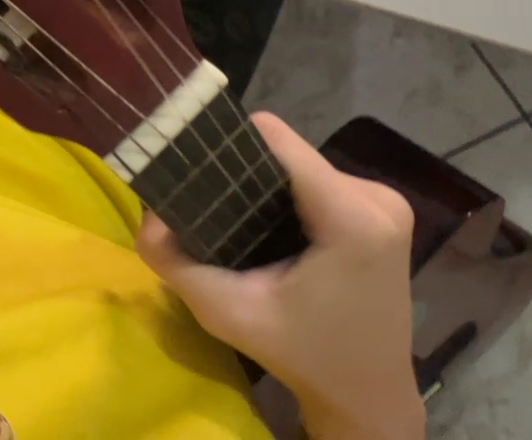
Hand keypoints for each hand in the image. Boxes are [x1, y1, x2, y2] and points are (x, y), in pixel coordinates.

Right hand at [136, 113, 424, 439]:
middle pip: (281, 150)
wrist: (366, 393)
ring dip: (258, 182)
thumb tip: (148, 212)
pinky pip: (310, 176)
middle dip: (237, 169)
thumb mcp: (223, 311)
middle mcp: (375, 198)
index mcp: (352, 218)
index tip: (188, 162)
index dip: (225, 141)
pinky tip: (266, 228)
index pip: (274, 137)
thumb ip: (174, 259)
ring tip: (232, 218)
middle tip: (205, 204)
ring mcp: (382, 201)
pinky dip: (280, 192)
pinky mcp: (379, 209)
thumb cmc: (299, 352)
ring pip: (294, 161)